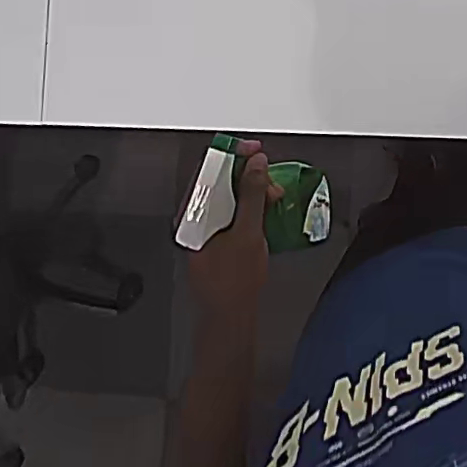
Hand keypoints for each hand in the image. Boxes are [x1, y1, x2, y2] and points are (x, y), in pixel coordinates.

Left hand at [178, 139, 282, 325]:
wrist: (230, 317)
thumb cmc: (235, 280)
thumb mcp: (248, 232)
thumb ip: (253, 194)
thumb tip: (256, 164)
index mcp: (193, 216)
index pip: (208, 173)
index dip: (232, 156)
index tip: (254, 149)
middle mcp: (195, 220)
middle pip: (219, 183)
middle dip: (248, 175)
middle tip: (270, 178)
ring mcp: (205, 230)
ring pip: (228, 197)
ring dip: (253, 191)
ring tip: (274, 196)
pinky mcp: (217, 239)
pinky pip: (232, 212)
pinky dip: (251, 206)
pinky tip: (266, 209)